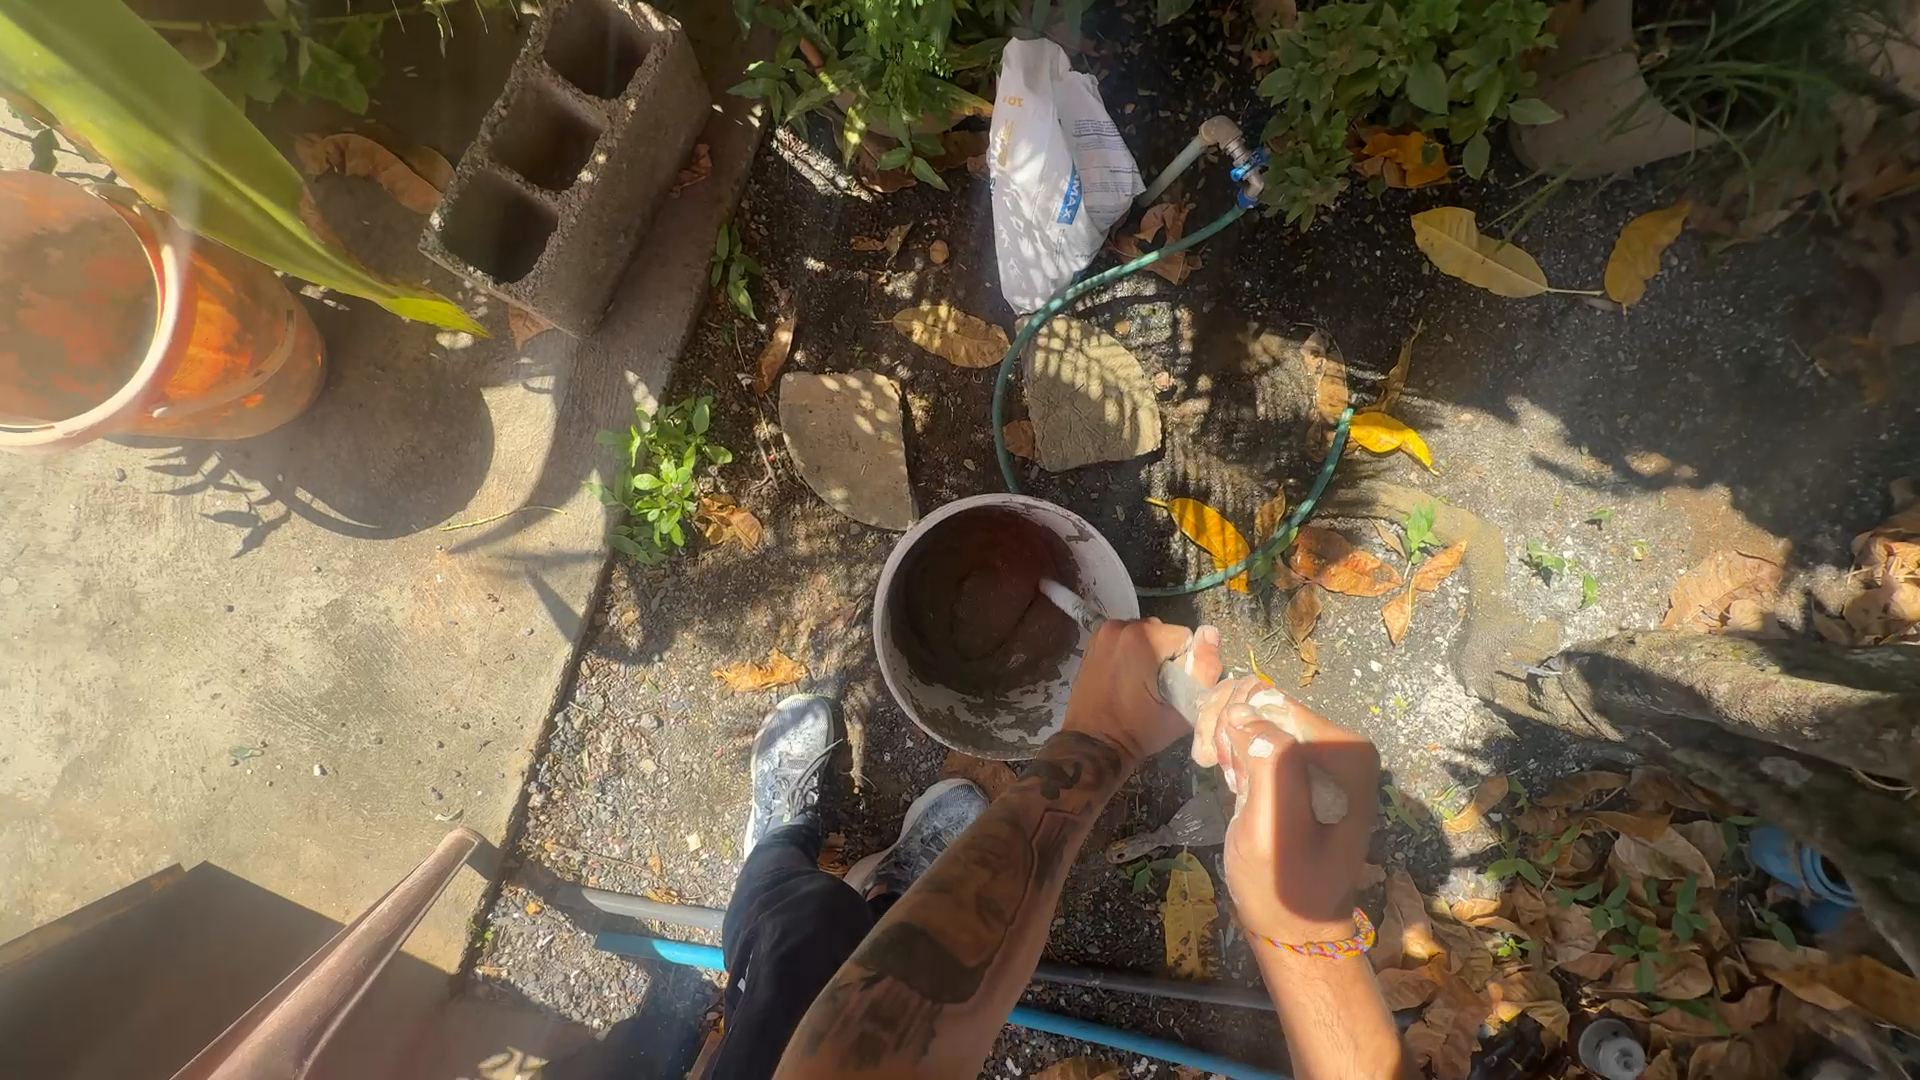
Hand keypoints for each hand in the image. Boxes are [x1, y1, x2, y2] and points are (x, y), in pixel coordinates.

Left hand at [1062, 619, 1221, 764]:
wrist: (1094, 742)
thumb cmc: (1139, 729)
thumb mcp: (1183, 708)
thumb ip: (1205, 670)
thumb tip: (1211, 634)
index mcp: (1142, 638)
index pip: (1184, 637)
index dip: (1185, 663)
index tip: (1172, 686)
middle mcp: (1120, 627)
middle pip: (1163, 632)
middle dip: (1167, 656)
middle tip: (1158, 687)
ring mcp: (1103, 632)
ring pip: (1145, 634)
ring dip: (1149, 653)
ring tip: (1141, 684)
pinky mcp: (1094, 641)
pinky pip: (1125, 639)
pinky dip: (1130, 652)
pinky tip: (1127, 677)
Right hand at [1197, 680, 1377, 944]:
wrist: (1291, 923)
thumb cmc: (1284, 884)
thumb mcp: (1273, 829)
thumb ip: (1269, 763)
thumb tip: (1243, 712)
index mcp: (1345, 752)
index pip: (1270, 700)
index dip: (1234, 727)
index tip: (1223, 770)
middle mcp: (1337, 742)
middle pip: (1259, 696)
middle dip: (1224, 726)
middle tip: (1218, 770)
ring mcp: (1315, 748)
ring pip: (1249, 704)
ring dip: (1222, 732)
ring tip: (1222, 772)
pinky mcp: (1294, 756)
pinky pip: (1250, 721)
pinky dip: (1227, 739)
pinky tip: (1227, 771)